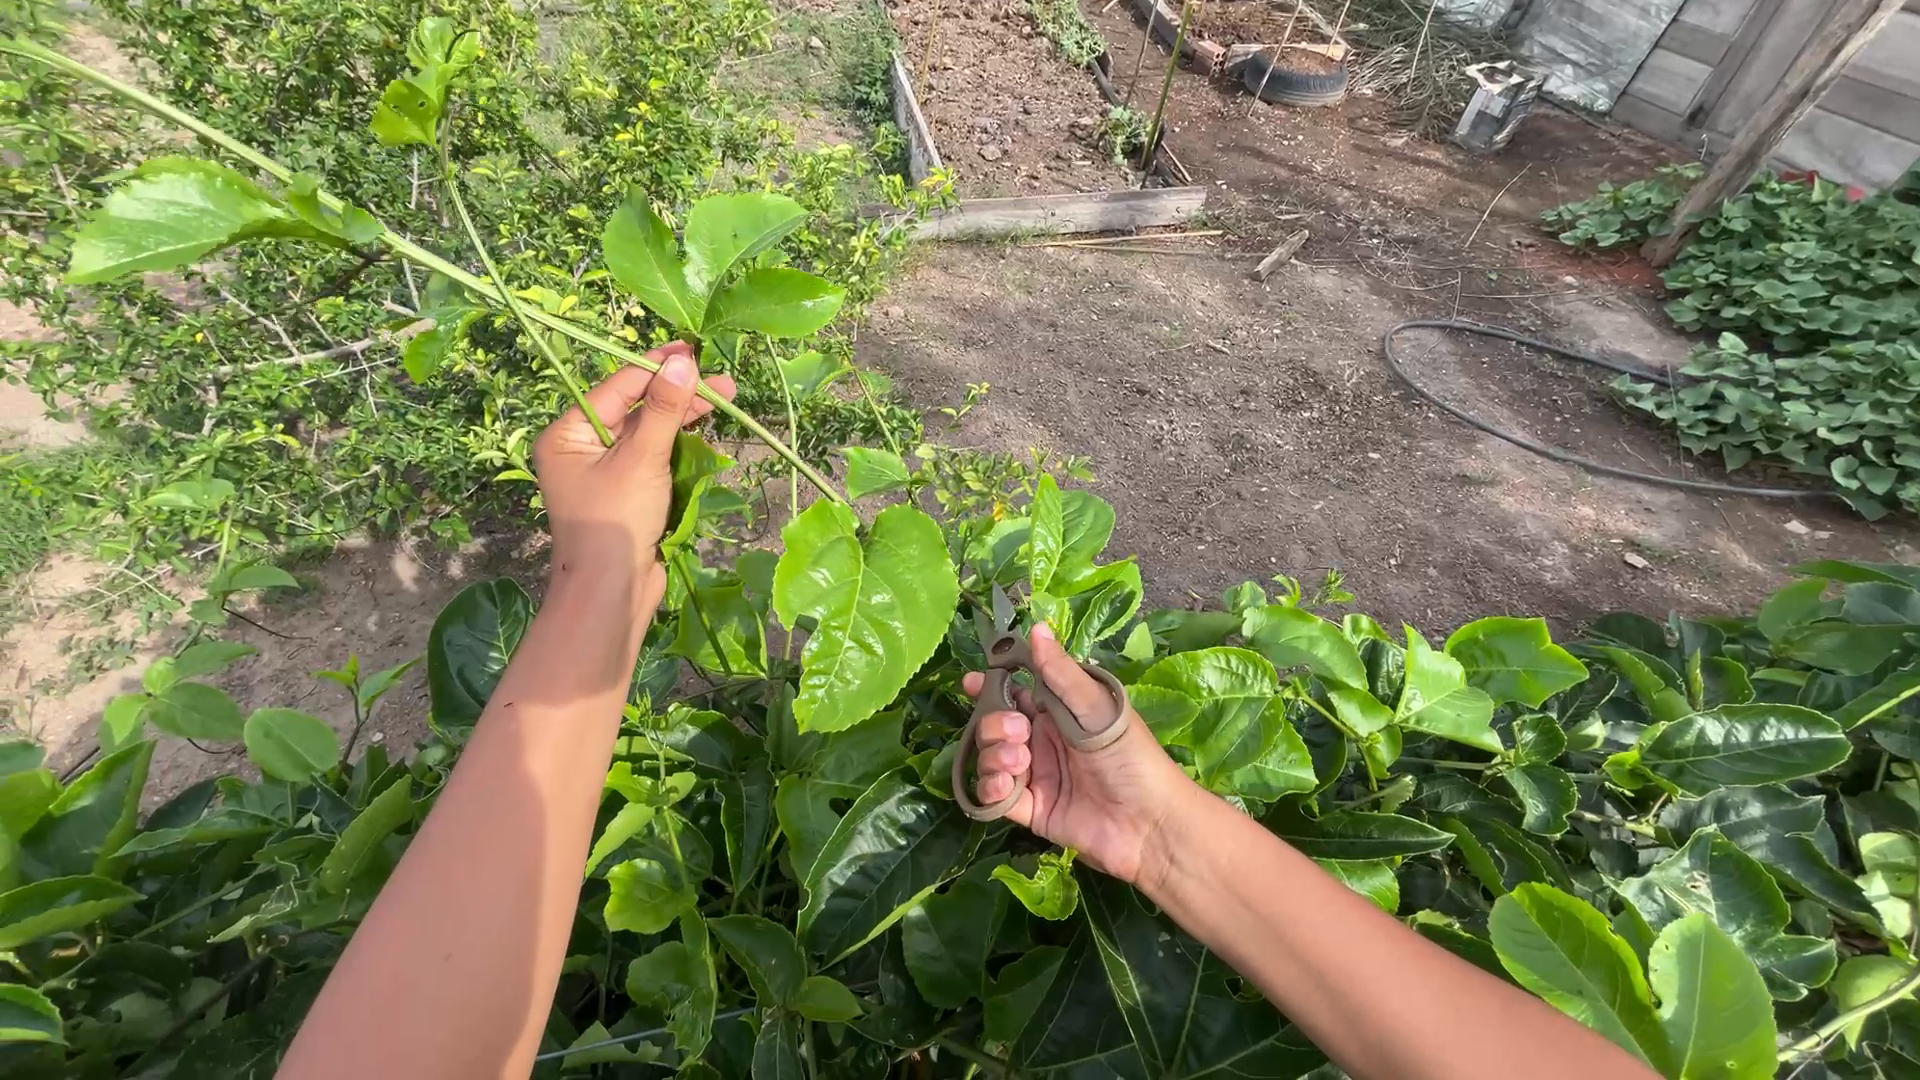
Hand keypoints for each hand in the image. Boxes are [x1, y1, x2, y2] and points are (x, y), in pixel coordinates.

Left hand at [532, 342, 735, 610]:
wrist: (613, 591)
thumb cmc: (616, 519)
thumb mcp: (641, 458)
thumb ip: (663, 409)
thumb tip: (684, 362)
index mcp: (568, 434)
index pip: (618, 388)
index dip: (656, 368)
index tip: (694, 352)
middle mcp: (583, 448)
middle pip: (636, 410)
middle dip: (678, 396)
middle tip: (723, 384)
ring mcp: (607, 473)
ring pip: (650, 435)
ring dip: (684, 421)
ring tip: (724, 404)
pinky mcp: (630, 495)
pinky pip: (656, 460)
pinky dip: (680, 449)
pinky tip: (706, 437)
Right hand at [963, 623, 1203, 887]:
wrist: (1149, 822)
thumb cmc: (1129, 754)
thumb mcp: (1096, 707)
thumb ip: (1061, 672)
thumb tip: (1037, 627)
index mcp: (1057, 710)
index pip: (1014, 691)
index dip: (990, 685)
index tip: (972, 681)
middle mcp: (1040, 740)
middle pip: (994, 724)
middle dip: (993, 723)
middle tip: (1017, 730)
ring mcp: (1034, 775)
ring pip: (989, 757)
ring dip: (992, 755)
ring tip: (1018, 761)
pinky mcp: (1030, 809)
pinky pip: (994, 796)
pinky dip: (990, 788)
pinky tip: (1005, 785)